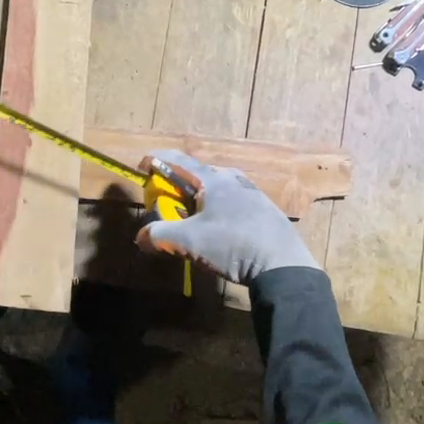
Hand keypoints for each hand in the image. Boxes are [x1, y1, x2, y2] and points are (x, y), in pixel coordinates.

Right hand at [134, 149, 319, 284]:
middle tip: (166, 201)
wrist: (282, 263)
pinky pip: (232, 201)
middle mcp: (232, 177)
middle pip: (197, 174)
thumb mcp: (190, 242)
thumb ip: (160, 235)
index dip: (157, 159)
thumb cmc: (232, 244)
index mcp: (212, 178)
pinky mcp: (264, 208)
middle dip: (178, 185)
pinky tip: (219, 230)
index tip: (142, 165)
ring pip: (216, 189)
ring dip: (199, 199)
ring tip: (191, 219)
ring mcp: (251, 192)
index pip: (178, 160)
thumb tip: (141, 237)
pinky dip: (217, 209)